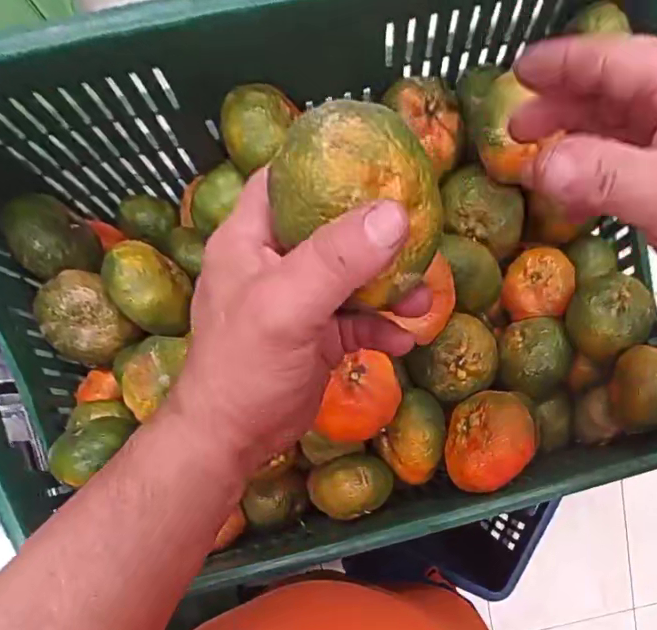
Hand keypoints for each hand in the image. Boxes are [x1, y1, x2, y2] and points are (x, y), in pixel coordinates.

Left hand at [164, 170, 427, 475]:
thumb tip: (397, 214)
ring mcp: (298, 303)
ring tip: (423, 303)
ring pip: (352, 280)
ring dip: (390, 289)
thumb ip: (336, 260)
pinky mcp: (316, 340)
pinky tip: (403, 342)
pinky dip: (380, 329)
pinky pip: (356, 323)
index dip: (328, 165)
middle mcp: (275, 263)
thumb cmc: (244, 368)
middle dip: (377, 237)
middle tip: (421, 241)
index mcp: (251, 237)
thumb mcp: (286, 306)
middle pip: (333, 229)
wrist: (233, 440)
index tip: (378, 162)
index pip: (287, 179)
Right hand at [509, 35, 656, 288]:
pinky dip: (599, 169)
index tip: (520, 69)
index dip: (564, 62)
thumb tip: (542, 164)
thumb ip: (602, 176)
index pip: (617, 60)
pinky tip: (577, 192)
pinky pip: (633, 156)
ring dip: (577, 138)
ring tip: (538, 156)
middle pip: (615, 89)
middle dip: (563, 104)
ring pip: (621, 124)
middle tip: (516, 127)